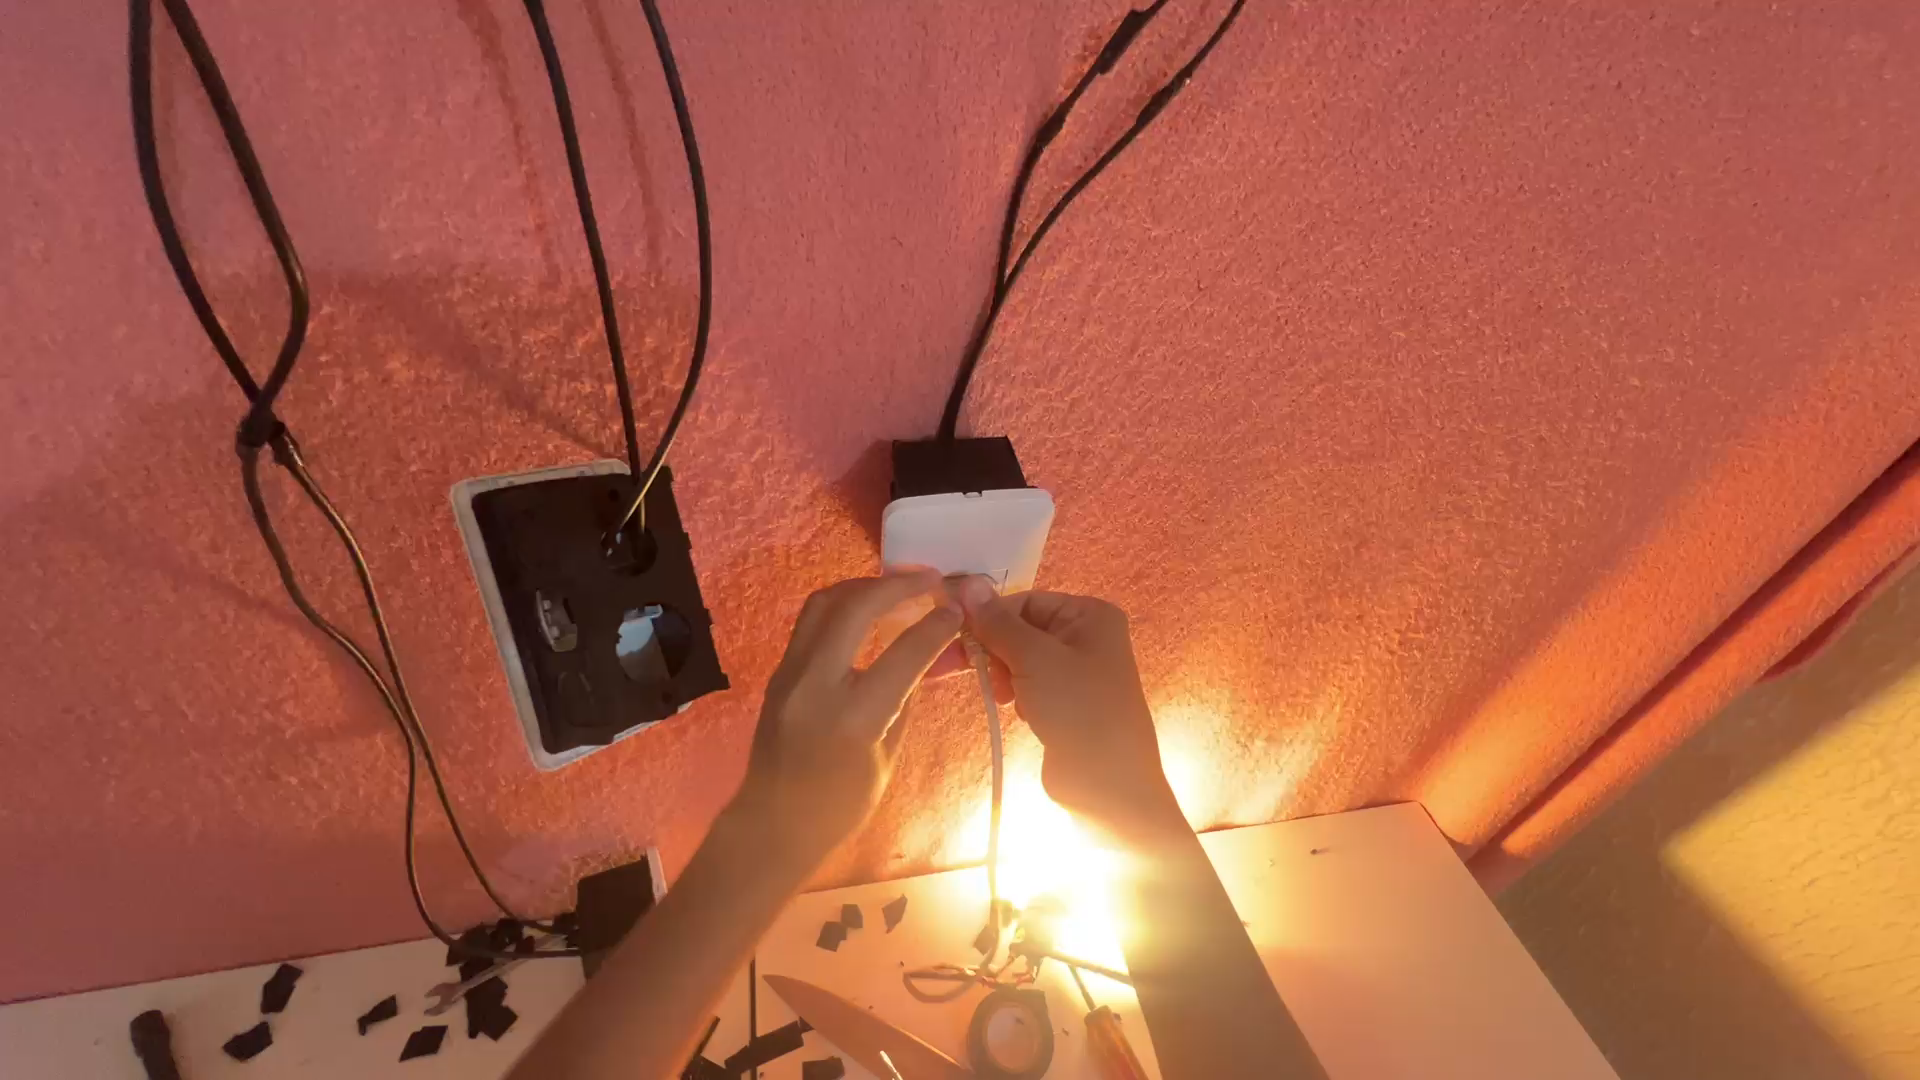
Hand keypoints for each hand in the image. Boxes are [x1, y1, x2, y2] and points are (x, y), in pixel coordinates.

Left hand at [729, 570, 960, 867]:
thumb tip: (933, 655)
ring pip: (825, 602)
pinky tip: (868, 608)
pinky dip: (844, 605)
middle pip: (855, 607)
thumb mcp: (888, 756)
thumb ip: (907, 698)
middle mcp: (815, 684)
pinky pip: (812, 621)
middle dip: (897, 585)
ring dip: (865, 586)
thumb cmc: (840, 806)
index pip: (903, 653)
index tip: (957, 611)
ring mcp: (789, 673)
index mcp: (852, 717)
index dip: (936, 627)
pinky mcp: (779, 670)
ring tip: (897, 586)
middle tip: (930, 579)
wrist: (772, 825)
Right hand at [957, 582, 1184, 839]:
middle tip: (953, 666)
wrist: (1108, 786)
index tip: (954, 636)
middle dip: (992, 648)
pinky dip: (1015, 691)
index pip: (1025, 602)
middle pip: (1021, 628)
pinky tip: (1014, 708)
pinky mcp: (1066, 701)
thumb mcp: (1034, 658)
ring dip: (1002, 673)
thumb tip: (967, 584)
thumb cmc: (1078, 708)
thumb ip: (998, 622)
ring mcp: (1077, 671)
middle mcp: (1086, 636)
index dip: (989, 618)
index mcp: (1089, 615)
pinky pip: (1028, 683)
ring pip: (1021, 657)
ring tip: (1001, 696)